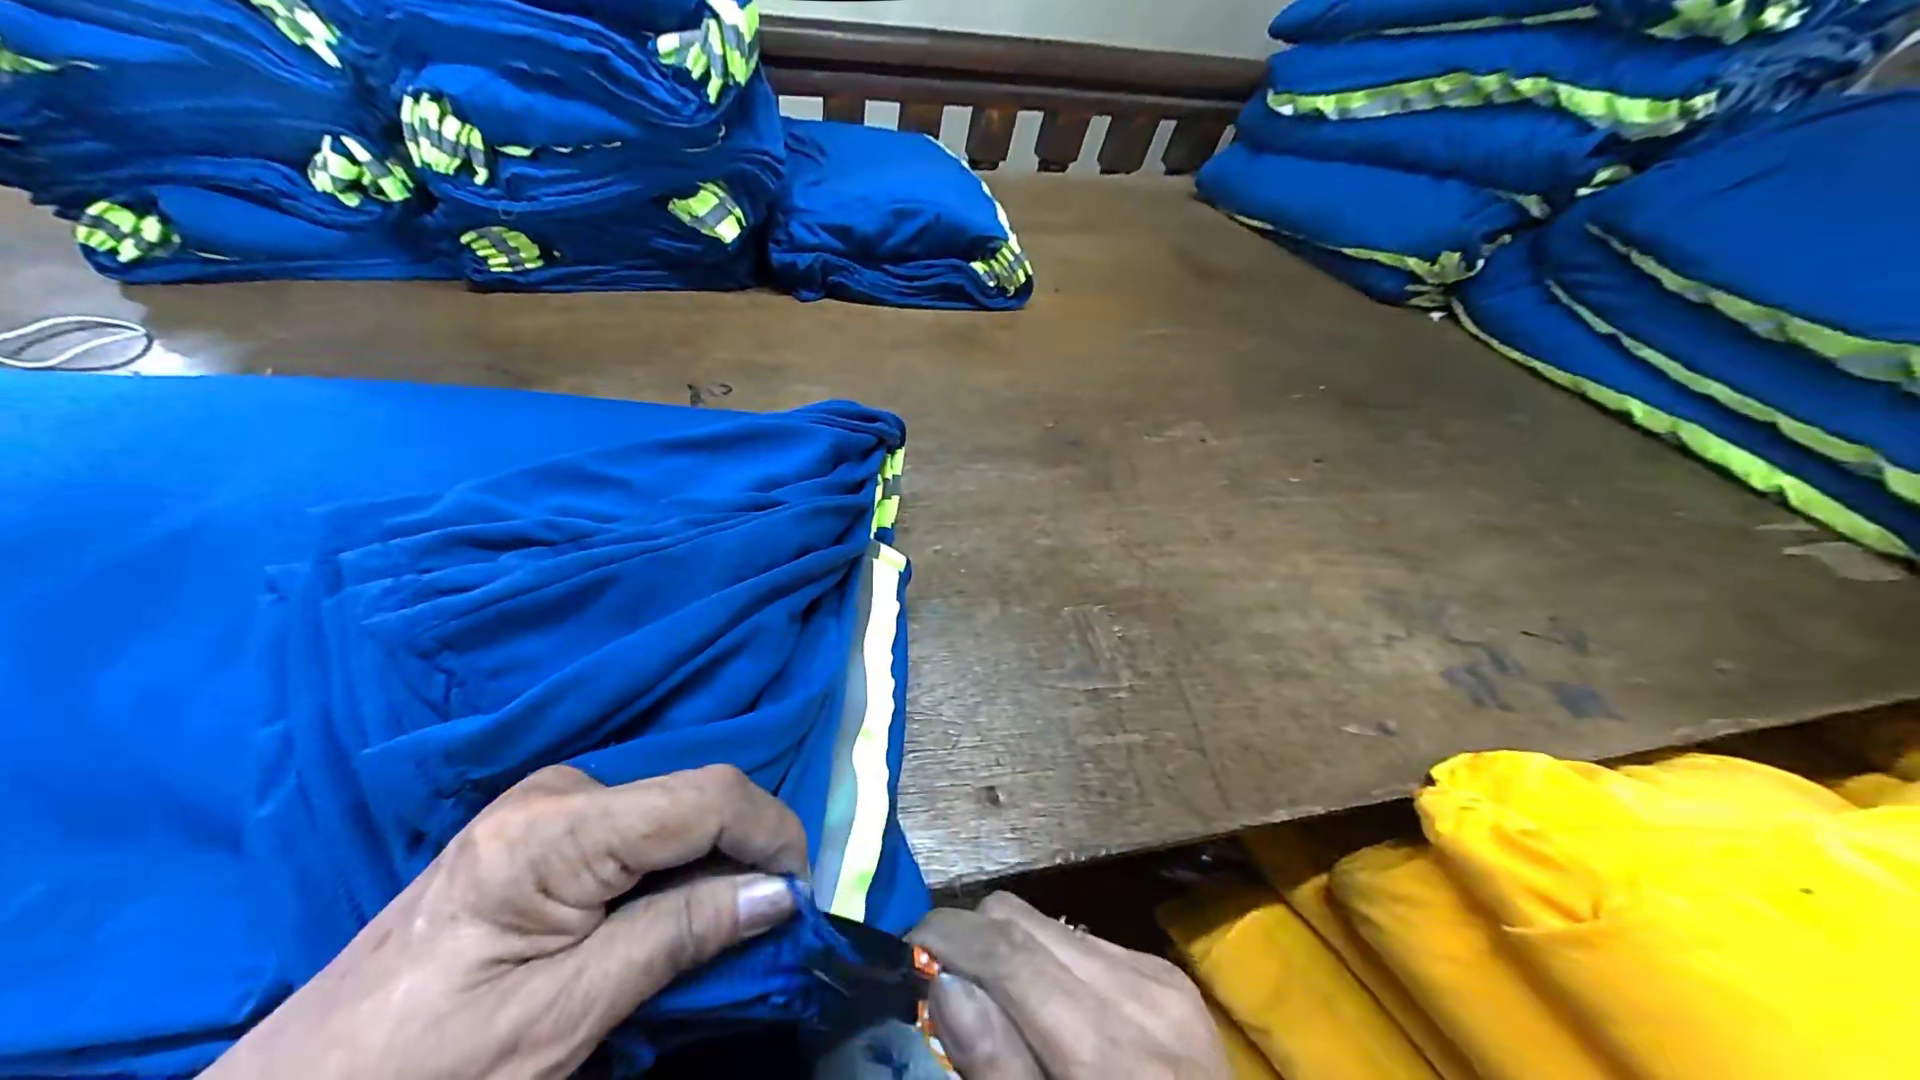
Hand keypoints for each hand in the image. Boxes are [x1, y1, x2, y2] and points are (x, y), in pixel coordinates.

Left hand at [205, 764, 808, 1079]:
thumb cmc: (425, 1072)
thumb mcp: (566, 1015)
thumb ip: (679, 935)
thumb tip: (780, 894)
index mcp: (556, 828)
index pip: (706, 795)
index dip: (772, 833)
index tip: (803, 895)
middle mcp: (557, 790)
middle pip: (693, 796)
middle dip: (747, 848)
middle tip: (771, 918)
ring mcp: (547, 802)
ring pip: (674, 808)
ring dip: (715, 859)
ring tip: (729, 921)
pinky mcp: (543, 825)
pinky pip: (642, 825)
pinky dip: (678, 863)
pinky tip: (680, 907)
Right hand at [911, 893, 1228, 1079]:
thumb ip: (998, 1070)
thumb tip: (944, 983)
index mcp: (1114, 1054)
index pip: (1011, 953)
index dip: (947, 936)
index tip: (905, 950)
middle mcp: (1140, 992)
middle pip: (1023, 920)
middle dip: (968, 937)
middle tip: (939, 983)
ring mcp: (1160, 978)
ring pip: (1047, 922)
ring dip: (1005, 948)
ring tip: (993, 997)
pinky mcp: (1167, 975)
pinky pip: (1081, 940)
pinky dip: (1046, 961)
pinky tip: (1048, 1007)